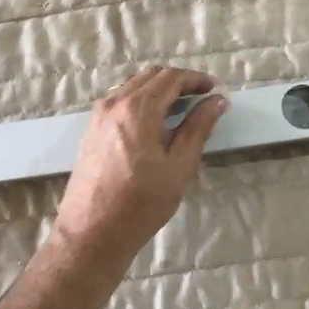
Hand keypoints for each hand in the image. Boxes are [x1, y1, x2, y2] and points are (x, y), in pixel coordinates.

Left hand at [55, 66, 227, 263]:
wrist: (92, 232)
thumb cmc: (141, 203)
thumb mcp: (178, 167)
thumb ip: (198, 128)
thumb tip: (216, 101)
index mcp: (137, 109)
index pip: (171, 77)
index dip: (196, 79)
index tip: (214, 89)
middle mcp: (114, 103)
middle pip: (151, 76)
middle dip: (178, 81)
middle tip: (201, 98)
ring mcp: (99, 115)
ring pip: (133, 85)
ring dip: (158, 89)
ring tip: (180, 110)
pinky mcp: (92, 129)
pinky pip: (120, 100)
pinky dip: (141, 100)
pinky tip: (154, 123)